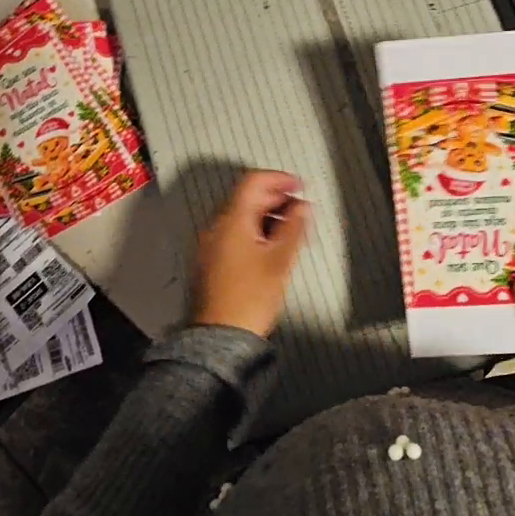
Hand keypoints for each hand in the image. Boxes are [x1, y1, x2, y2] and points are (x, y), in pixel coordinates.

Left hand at [190, 170, 310, 337]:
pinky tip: (271, 246)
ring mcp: (210, 242)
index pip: (253, 182)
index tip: (301, 187)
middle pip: (246, 197)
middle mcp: (216, 225)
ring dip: (266, 215)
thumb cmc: (252, 296)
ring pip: (240, 215)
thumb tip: (303, 205)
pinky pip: (234, 232)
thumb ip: (294, 228)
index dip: (279, 179)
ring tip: (292, 230)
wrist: (219, 336)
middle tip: (301, 210)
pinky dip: (254, 229)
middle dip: (276, 197)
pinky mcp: (211, 258)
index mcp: (232, 220)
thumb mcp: (280, 261)